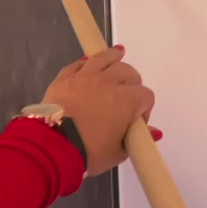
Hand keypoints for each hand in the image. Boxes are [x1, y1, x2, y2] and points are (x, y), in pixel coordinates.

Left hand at [39, 46, 154, 175]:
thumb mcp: (118, 152)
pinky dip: (85, 63)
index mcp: (126, 100)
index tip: (135, 121)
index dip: (144, 108)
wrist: (53, 145)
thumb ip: (136, 139)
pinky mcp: (64, 78)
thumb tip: (153, 133)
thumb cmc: (89, 152)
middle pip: (127, 71)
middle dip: (131, 82)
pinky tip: (87, 64)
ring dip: (113, 57)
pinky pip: (78, 64)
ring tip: (117, 55)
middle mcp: (107, 82)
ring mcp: (84, 77)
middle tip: (125, 94)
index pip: (146, 95)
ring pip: (103, 58)